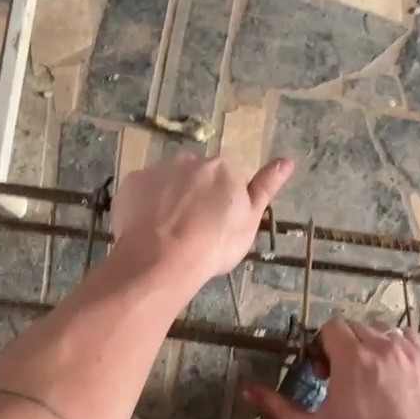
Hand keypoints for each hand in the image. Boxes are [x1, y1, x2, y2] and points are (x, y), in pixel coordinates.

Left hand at [111, 153, 292, 284]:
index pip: (225, 177)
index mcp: (222, 166)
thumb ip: (266, 187)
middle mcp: (190, 159)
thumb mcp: (250, 220)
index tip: (215, 223)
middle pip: (194, 175)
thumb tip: (288, 160)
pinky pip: (142, 191)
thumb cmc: (214, 244)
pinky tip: (147, 229)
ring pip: (166, 181)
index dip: (220, 201)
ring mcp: (158, 169)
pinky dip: (145, 205)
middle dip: (193, 195)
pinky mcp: (131, 182)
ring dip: (168, 198)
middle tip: (192, 229)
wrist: (163, 258)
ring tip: (168, 232)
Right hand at [243, 319, 419, 418]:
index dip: (322, 348)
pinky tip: (392, 372)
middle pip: (353, 327)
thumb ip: (277, 408)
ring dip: (368, 345)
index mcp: (352, 358)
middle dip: (343, 346)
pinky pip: (406, 336)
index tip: (324, 375)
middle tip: (342, 380)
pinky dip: (395, 346)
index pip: (331, 327)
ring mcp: (408, 352)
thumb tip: (247, 389)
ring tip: (368, 377)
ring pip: (379, 330)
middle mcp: (381, 346)